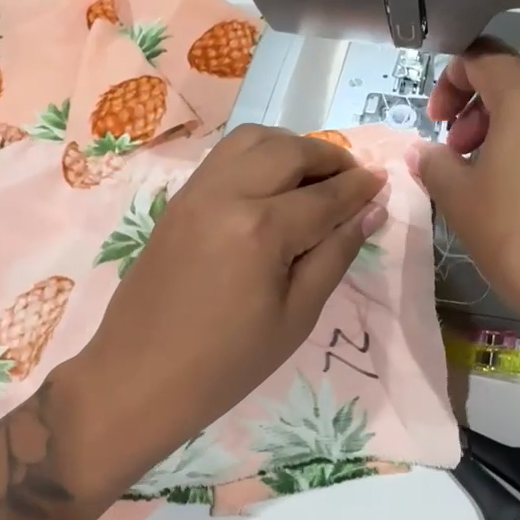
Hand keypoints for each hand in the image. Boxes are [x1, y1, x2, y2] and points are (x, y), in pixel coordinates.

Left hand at [82, 125, 385, 447]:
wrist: (136, 380)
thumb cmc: (226, 364)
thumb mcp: (296, 316)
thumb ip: (336, 254)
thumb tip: (371, 211)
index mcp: (261, 230)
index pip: (326, 196)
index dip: (360, 188)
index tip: (383, 182)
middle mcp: (228, 194)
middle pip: (291, 150)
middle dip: (330, 158)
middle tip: (353, 179)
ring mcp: (197, 191)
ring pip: (254, 139)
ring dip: (291, 147)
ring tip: (313, 176)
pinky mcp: (179, 198)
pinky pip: (226, 155)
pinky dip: (258, 154)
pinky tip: (274, 184)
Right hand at [412, 38, 519, 367]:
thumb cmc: (518, 235)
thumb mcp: (459, 199)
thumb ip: (434, 163)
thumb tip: (423, 153)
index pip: (483, 58)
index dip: (450, 82)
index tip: (435, 121)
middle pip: (517, 78)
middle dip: (479, 105)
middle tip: (458, 148)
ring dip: (510, 126)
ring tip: (490, 172)